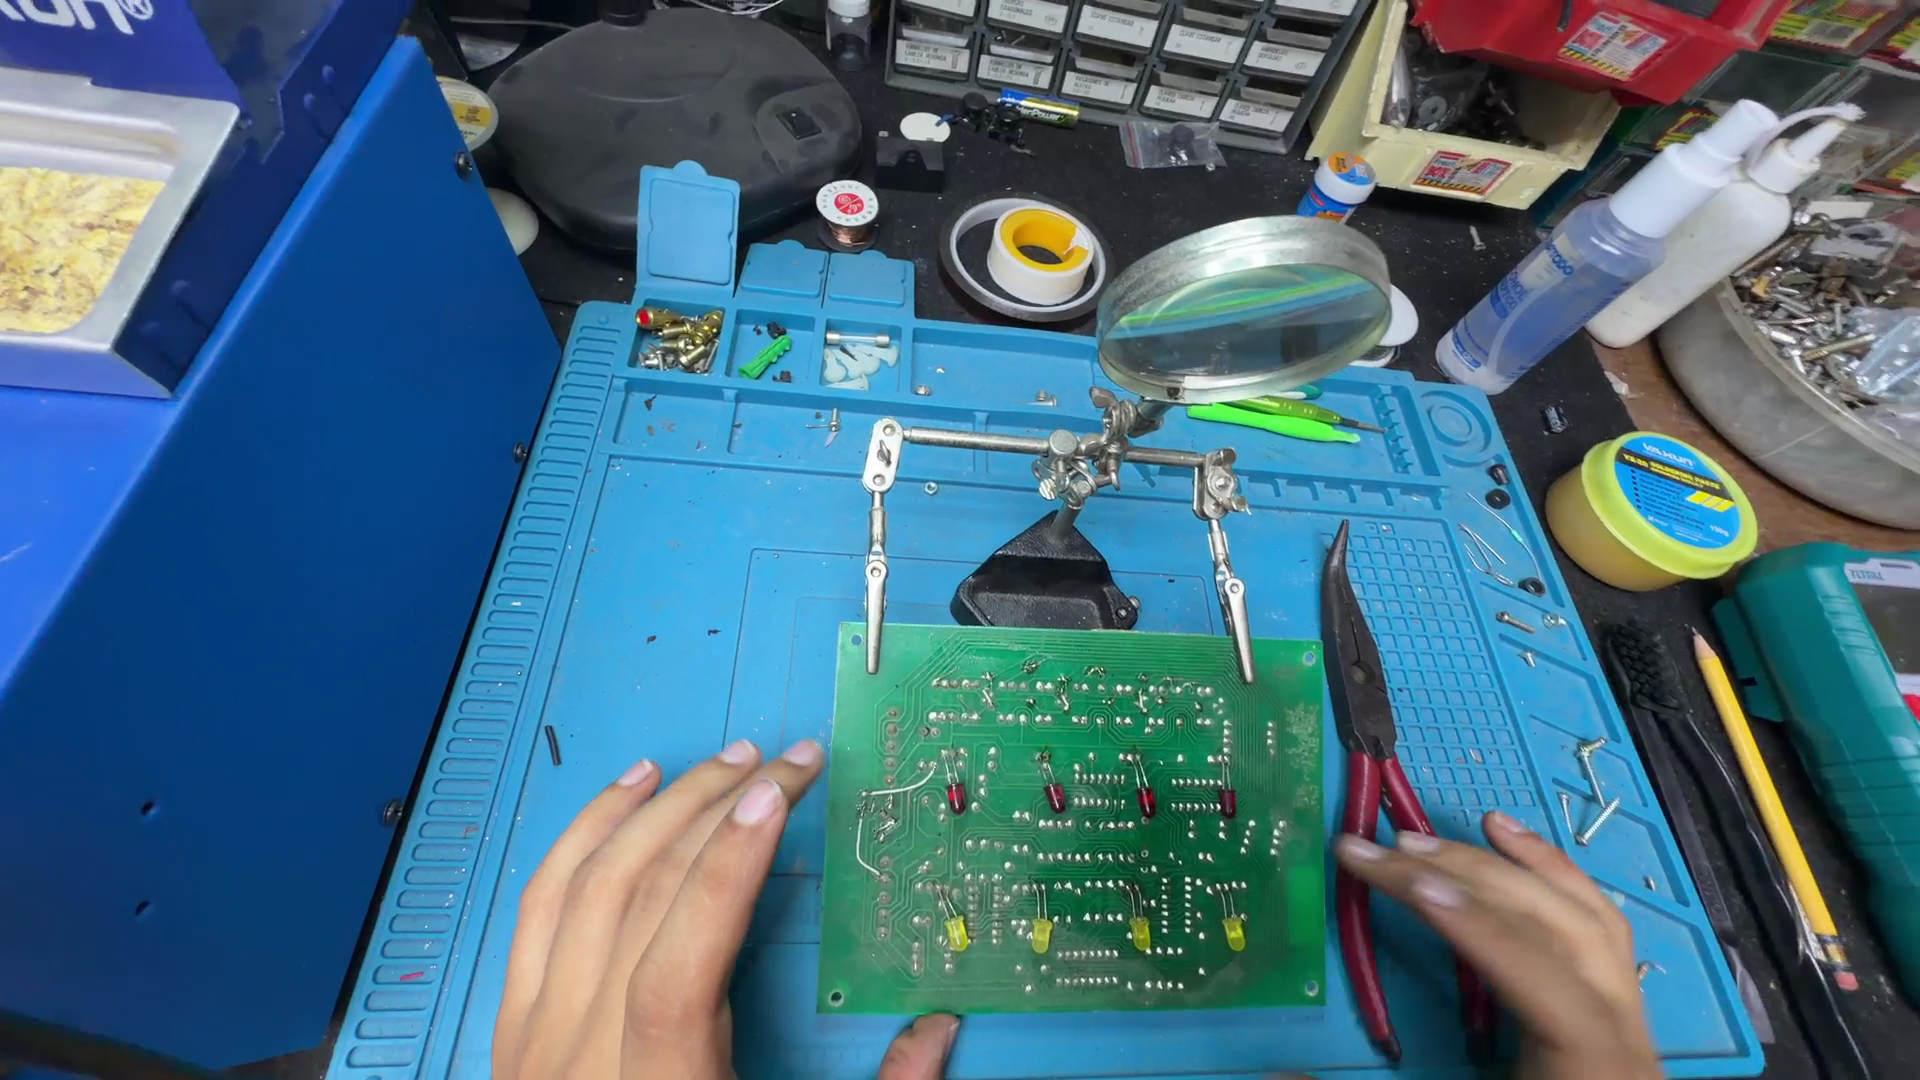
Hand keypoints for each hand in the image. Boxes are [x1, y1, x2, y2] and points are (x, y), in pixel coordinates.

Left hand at [493, 738, 959, 1079]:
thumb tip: (941, 1027)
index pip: (682, 954)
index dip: (730, 864)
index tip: (777, 794)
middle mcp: (580, 1051)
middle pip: (642, 895)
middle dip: (714, 810)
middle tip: (777, 761)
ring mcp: (536, 1032)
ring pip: (589, 885)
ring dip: (657, 806)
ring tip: (717, 759)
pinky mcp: (516, 1022)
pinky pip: (541, 905)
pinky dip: (585, 832)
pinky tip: (628, 789)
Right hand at [1334, 811, 1659, 1079]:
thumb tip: (1283, 1068)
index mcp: (1592, 1066)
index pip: (1536, 975)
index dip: (1470, 921)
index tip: (1400, 877)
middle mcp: (1623, 1029)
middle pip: (1548, 925)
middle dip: (1462, 876)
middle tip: (1384, 849)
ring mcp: (1626, 1009)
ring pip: (1574, 910)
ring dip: (1496, 861)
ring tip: (1424, 836)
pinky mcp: (1614, 997)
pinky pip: (1593, 915)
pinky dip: (1546, 864)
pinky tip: (1504, 832)